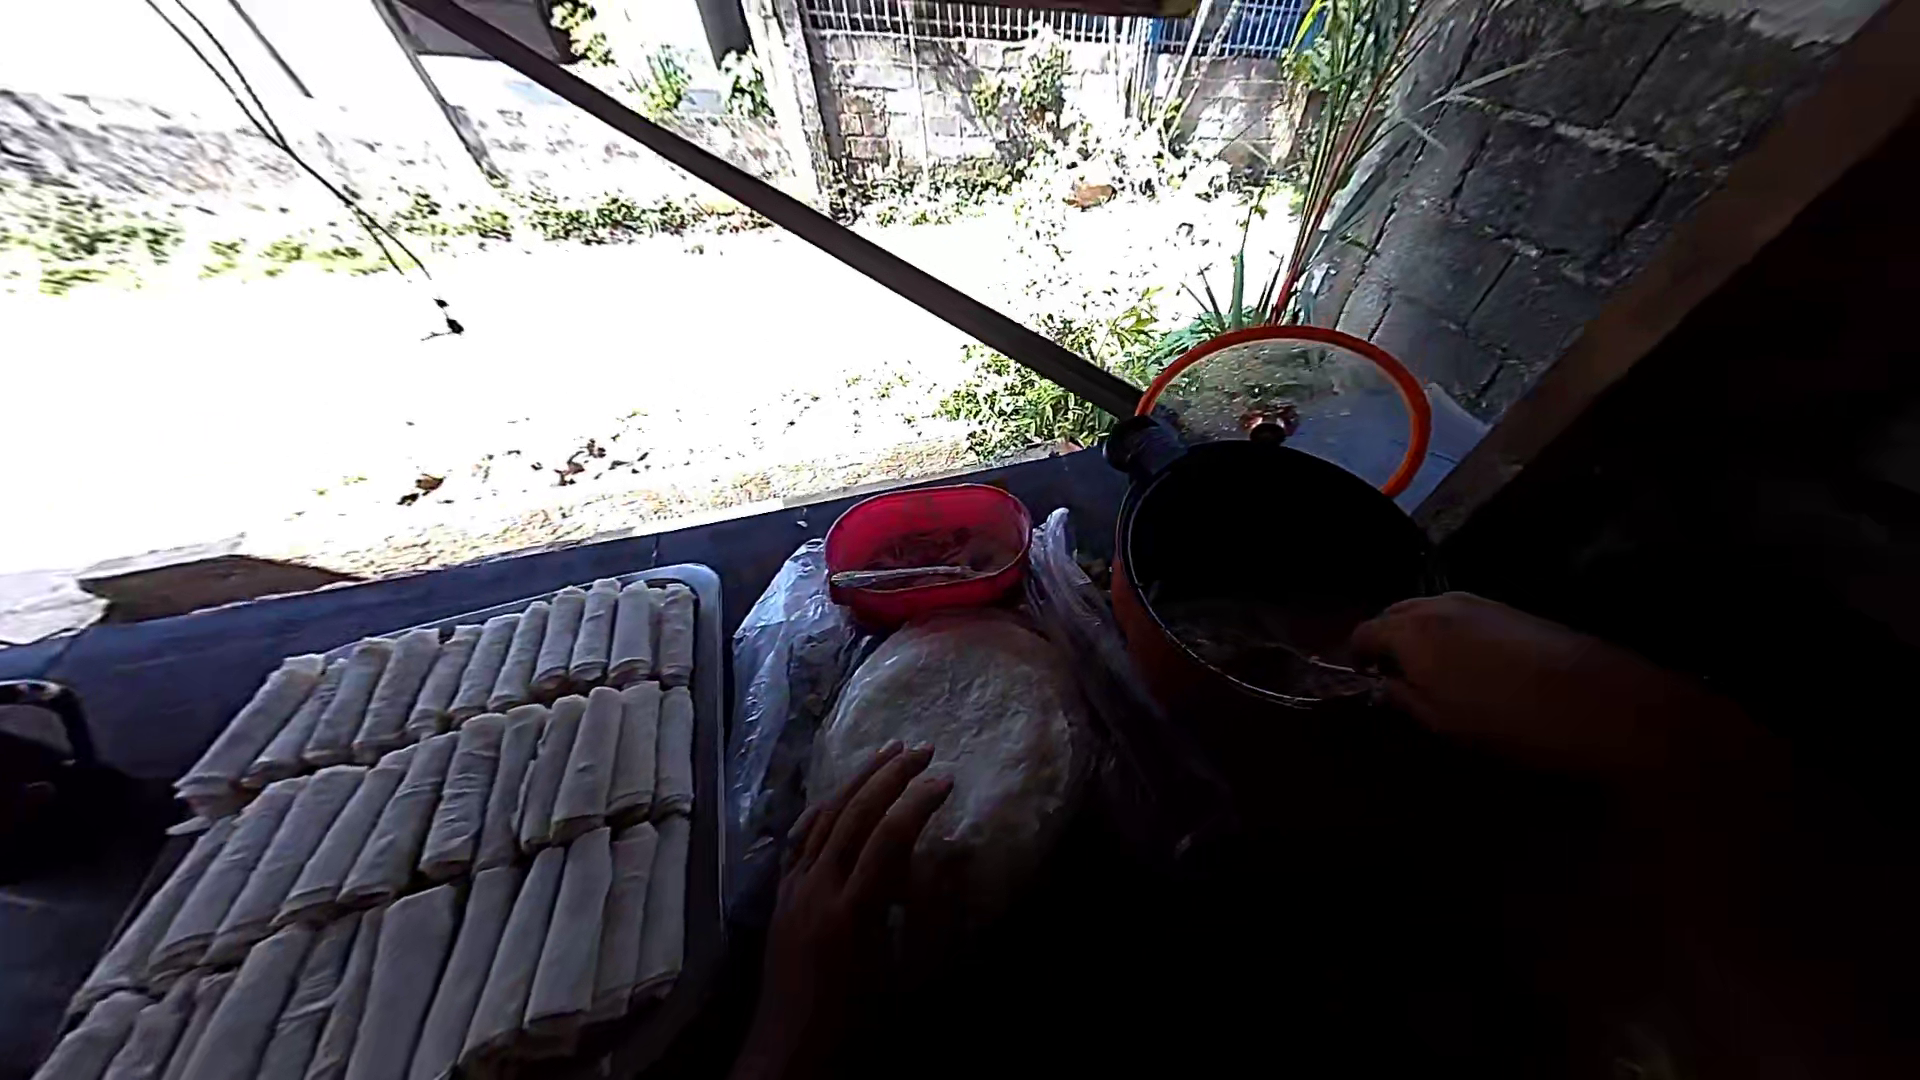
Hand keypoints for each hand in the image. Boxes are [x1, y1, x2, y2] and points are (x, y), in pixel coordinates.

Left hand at [731, 740, 952, 1079]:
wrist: (786, 1064)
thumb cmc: (855, 1028)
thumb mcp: (904, 978)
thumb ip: (930, 916)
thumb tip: (953, 861)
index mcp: (851, 914)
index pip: (889, 838)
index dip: (919, 802)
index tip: (946, 779)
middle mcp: (817, 889)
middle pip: (855, 813)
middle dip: (891, 775)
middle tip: (922, 748)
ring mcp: (793, 889)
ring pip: (826, 816)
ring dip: (858, 779)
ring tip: (886, 752)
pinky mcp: (781, 895)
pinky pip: (800, 838)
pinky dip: (823, 808)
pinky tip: (835, 795)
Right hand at [1350, 592, 1750, 776]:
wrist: (1612, 705)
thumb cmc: (1512, 720)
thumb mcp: (1443, 722)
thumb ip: (1403, 697)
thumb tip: (1384, 685)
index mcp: (1409, 632)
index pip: (1362, 632)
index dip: (1358, 655)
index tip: (1367, 677)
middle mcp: (1435, 606)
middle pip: (1392, 613)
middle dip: (1386, 638)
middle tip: (1397, 671)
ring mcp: (1475, 602)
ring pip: (1426, 609)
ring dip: (1418, 631)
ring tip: (1435, 665)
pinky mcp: (1510, 608)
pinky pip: (1459, 612)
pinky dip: (1450, 629)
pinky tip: (1472, 659)